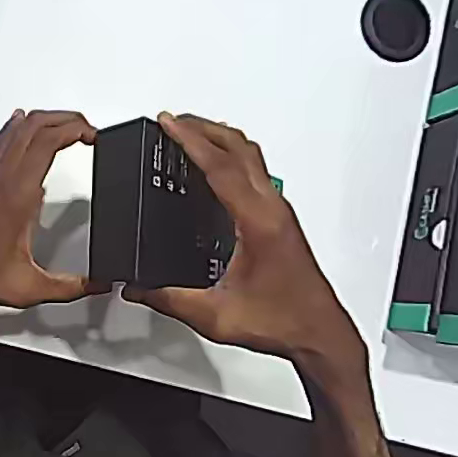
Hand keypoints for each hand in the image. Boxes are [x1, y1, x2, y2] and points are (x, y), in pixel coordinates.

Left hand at [0, 110, 104, 324]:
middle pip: (33, 125)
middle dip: (65, 119)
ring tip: (62, 126)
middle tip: (85, 128)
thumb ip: (69, 287)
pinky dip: (15, 131)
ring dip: (41, 121)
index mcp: (15, 197)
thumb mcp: (27, 288)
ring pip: (13, 129)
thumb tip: (96, 284)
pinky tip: (19, 131)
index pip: (48, 141)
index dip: (76, 129)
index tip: (93, 134)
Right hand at [128, 113, 364, 378]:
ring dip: (220, 138)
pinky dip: (231, 156)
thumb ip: (168, 299)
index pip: (220, 168)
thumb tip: (138, 287)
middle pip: (240, 149)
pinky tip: (215, 167)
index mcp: (258, 224)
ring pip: (251, 156)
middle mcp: (273, 211)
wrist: (319, 335)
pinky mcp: (279, 220)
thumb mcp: (214, 315)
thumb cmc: (284, 322)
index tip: (169, 124)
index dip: (190, 141)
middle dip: (204, 128)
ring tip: (190, 133)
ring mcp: (279, 213)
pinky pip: (256, 172)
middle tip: (174, 121)